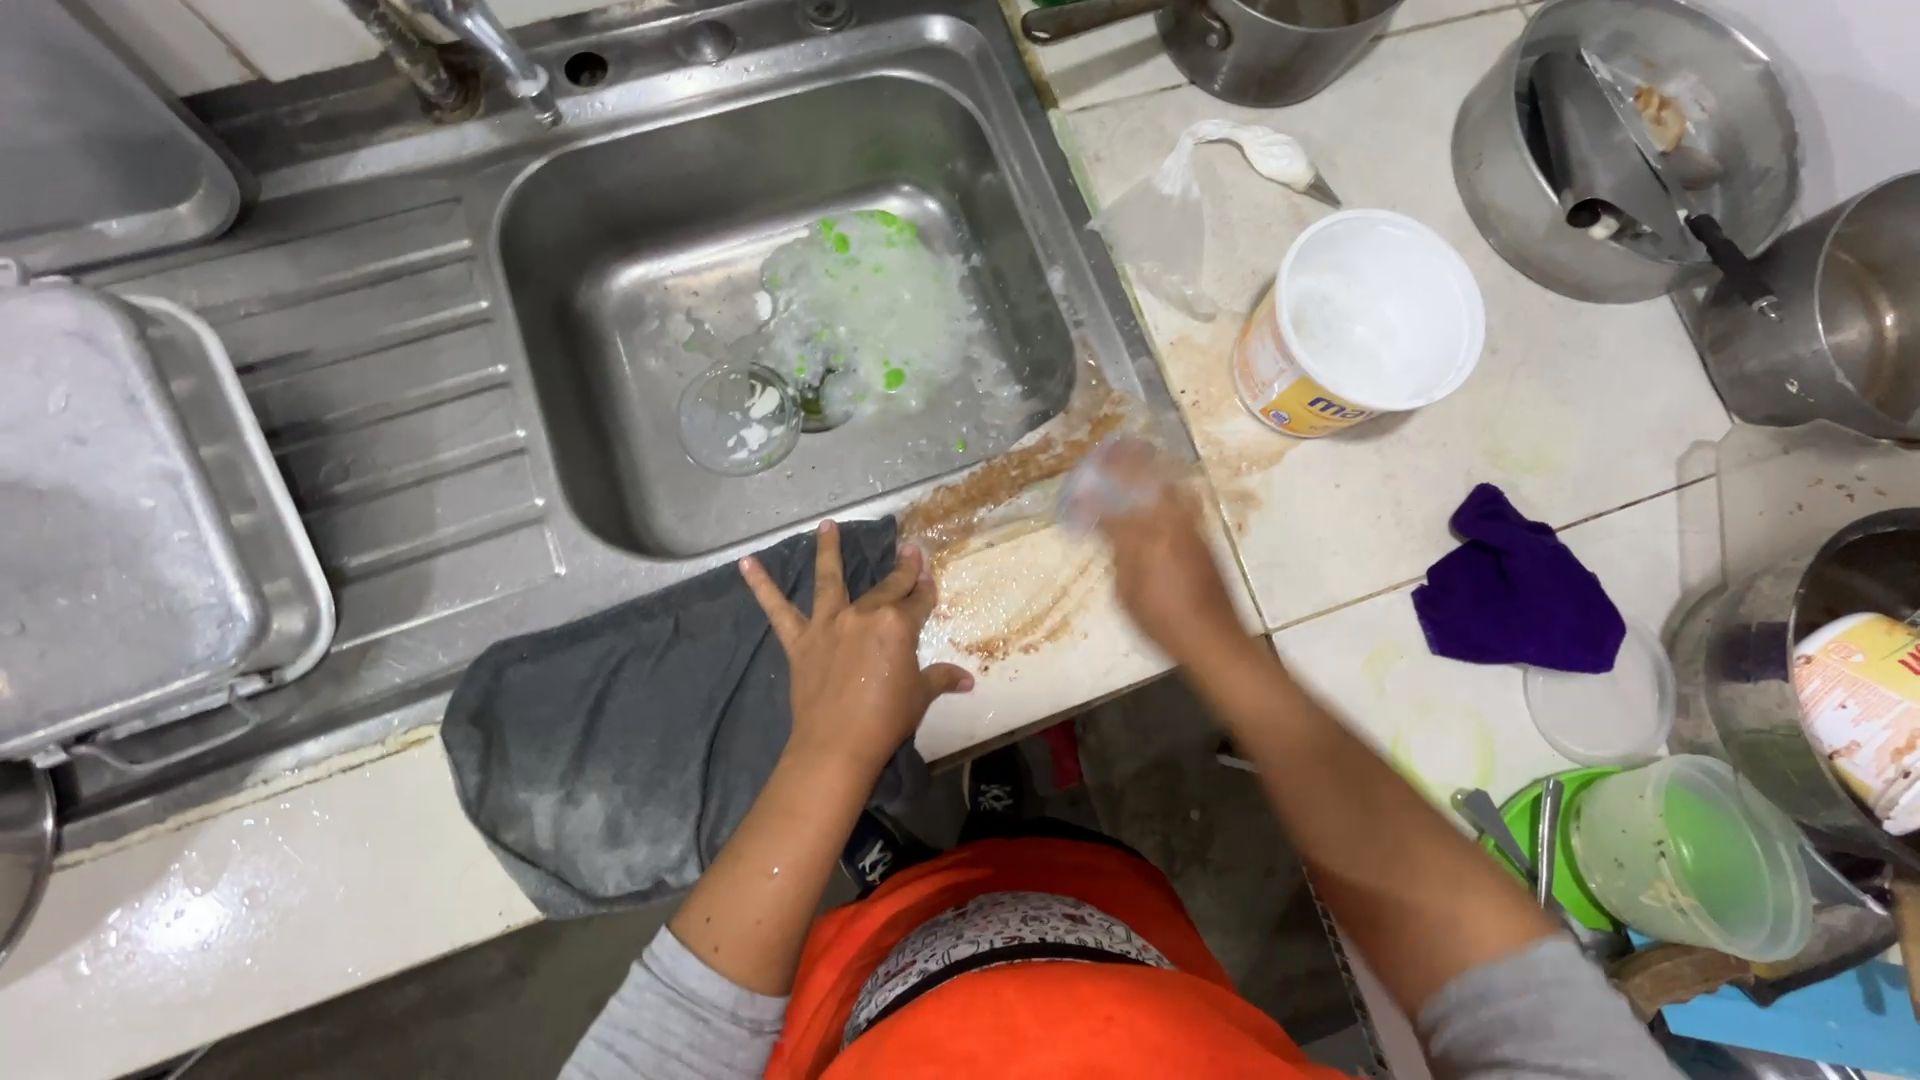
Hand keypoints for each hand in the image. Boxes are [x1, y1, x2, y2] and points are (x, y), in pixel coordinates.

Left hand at [741, 520, 973, 777]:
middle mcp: (863, 615)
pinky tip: (745, 563)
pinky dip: (761, 586)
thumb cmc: (885, 720)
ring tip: (826, 525)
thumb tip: (967, 679)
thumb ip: (941, 678)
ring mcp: (829, 625)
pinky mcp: (800, 641)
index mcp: (896, 625)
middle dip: (901, 570)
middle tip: (908, 551)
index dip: (926, 592)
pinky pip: (778, 610)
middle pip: (886, 588)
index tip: (929, 580)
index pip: (917, 603)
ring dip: (828, 550)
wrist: (837, 744)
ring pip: (829, 580)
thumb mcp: (920, 696)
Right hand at [1091, 441, 1245, 665]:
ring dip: (1149, 467)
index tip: (1077, 493)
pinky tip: (1161, 481)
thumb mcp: (1125, 594)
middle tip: (1108, 452)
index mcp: (1141, 539)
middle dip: (1123, 464)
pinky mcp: (1204, 534)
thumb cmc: (1161, 622)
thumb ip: (1119, 558)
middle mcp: (1167, 524)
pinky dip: (1169, 483)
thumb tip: (1114, 536)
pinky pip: (1184, 497)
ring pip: (1168, 484)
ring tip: (1136, 454)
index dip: (1090, 500)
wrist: (1212, 635)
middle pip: (1143, 482)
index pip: (1109, 509)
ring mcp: (1189, 526)